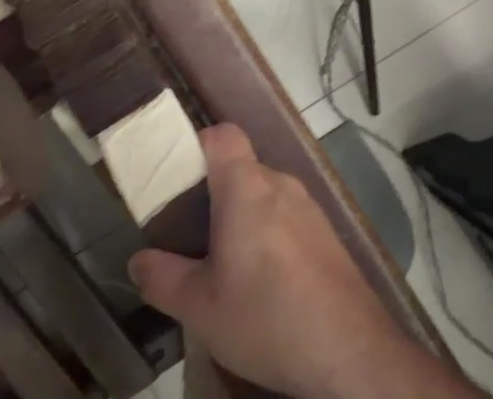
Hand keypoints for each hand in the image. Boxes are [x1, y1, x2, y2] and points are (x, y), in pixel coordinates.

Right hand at [128, 125, 422, 398]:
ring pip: (267, 198)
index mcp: (246, 187)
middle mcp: (282, 185)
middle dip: (215, 195)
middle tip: (193, 235)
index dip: (198, 146)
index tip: (179, 181)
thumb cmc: (267, 317)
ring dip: (246, 220)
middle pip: (242, 169)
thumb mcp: (199, 307)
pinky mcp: (331, 239)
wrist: (353, 356)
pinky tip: (267, 285)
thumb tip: (139, 261)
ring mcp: (312, 211)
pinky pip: (290, 222)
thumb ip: (161, 278)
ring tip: (228, 266)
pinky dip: (273, 239)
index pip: (222, 135)